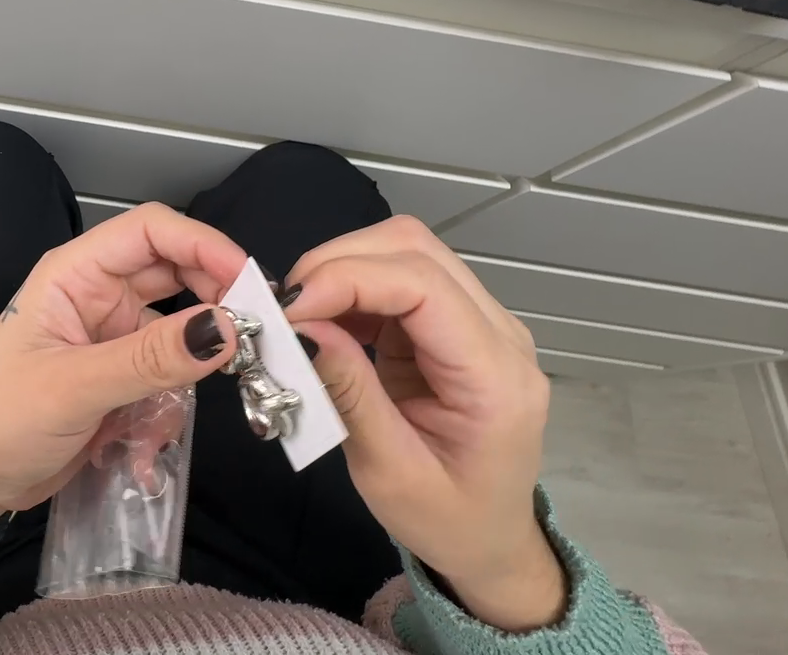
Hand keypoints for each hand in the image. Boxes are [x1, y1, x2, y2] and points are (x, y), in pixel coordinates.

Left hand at [0, 203, 245, 531]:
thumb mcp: (73, 387)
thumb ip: (151, 358)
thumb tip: (229, 328)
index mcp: (75, 273)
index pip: (151, 231)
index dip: (204, 244)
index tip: (251, 284)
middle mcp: (98, 295)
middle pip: (175, 272)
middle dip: (214, 300)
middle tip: (255, 337)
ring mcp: (111, 337)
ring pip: (179, 327)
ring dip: (195, 361)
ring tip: (211, 393)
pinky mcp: (120, 378)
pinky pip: (168, 375)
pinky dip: (172, 404)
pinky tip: (149, 443)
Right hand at [283, 217, 565, 632]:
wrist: (491, 541)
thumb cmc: (447, 520)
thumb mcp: (388, 472)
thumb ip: (347, 392)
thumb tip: (299, 324)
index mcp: (496, 377)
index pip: (422, 285)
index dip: (347, 279)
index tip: (288, 308)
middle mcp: (498, 331)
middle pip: (414, 247)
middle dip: (338, 262)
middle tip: (288, 306)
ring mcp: (479, 318)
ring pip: (403, 248)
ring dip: (341, 267)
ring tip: (302, 311)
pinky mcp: (451, 318)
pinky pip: (396, 273)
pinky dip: (350, 283)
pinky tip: (326, 317)